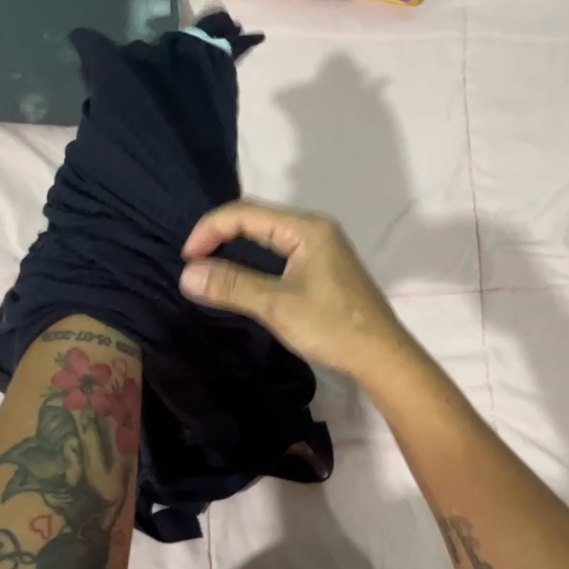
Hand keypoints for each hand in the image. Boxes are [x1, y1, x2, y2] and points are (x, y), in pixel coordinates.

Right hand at [180, 200, 415, 378]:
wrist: (381, 355)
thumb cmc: (332, 327)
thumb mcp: (277, 306)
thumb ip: (232, 286)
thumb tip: (186, 274)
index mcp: (306, 228)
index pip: (246, 212)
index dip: (210, 229)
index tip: (187, 259)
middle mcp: (315, 229)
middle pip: (256, 219)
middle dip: (220, 236)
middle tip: (194, 264)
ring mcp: (321, 247)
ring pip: (267, 237)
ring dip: (236, 249)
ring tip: (209, 270)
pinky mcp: (323, 267)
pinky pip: (279, 253)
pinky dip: (254, 262)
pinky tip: (241, 280)